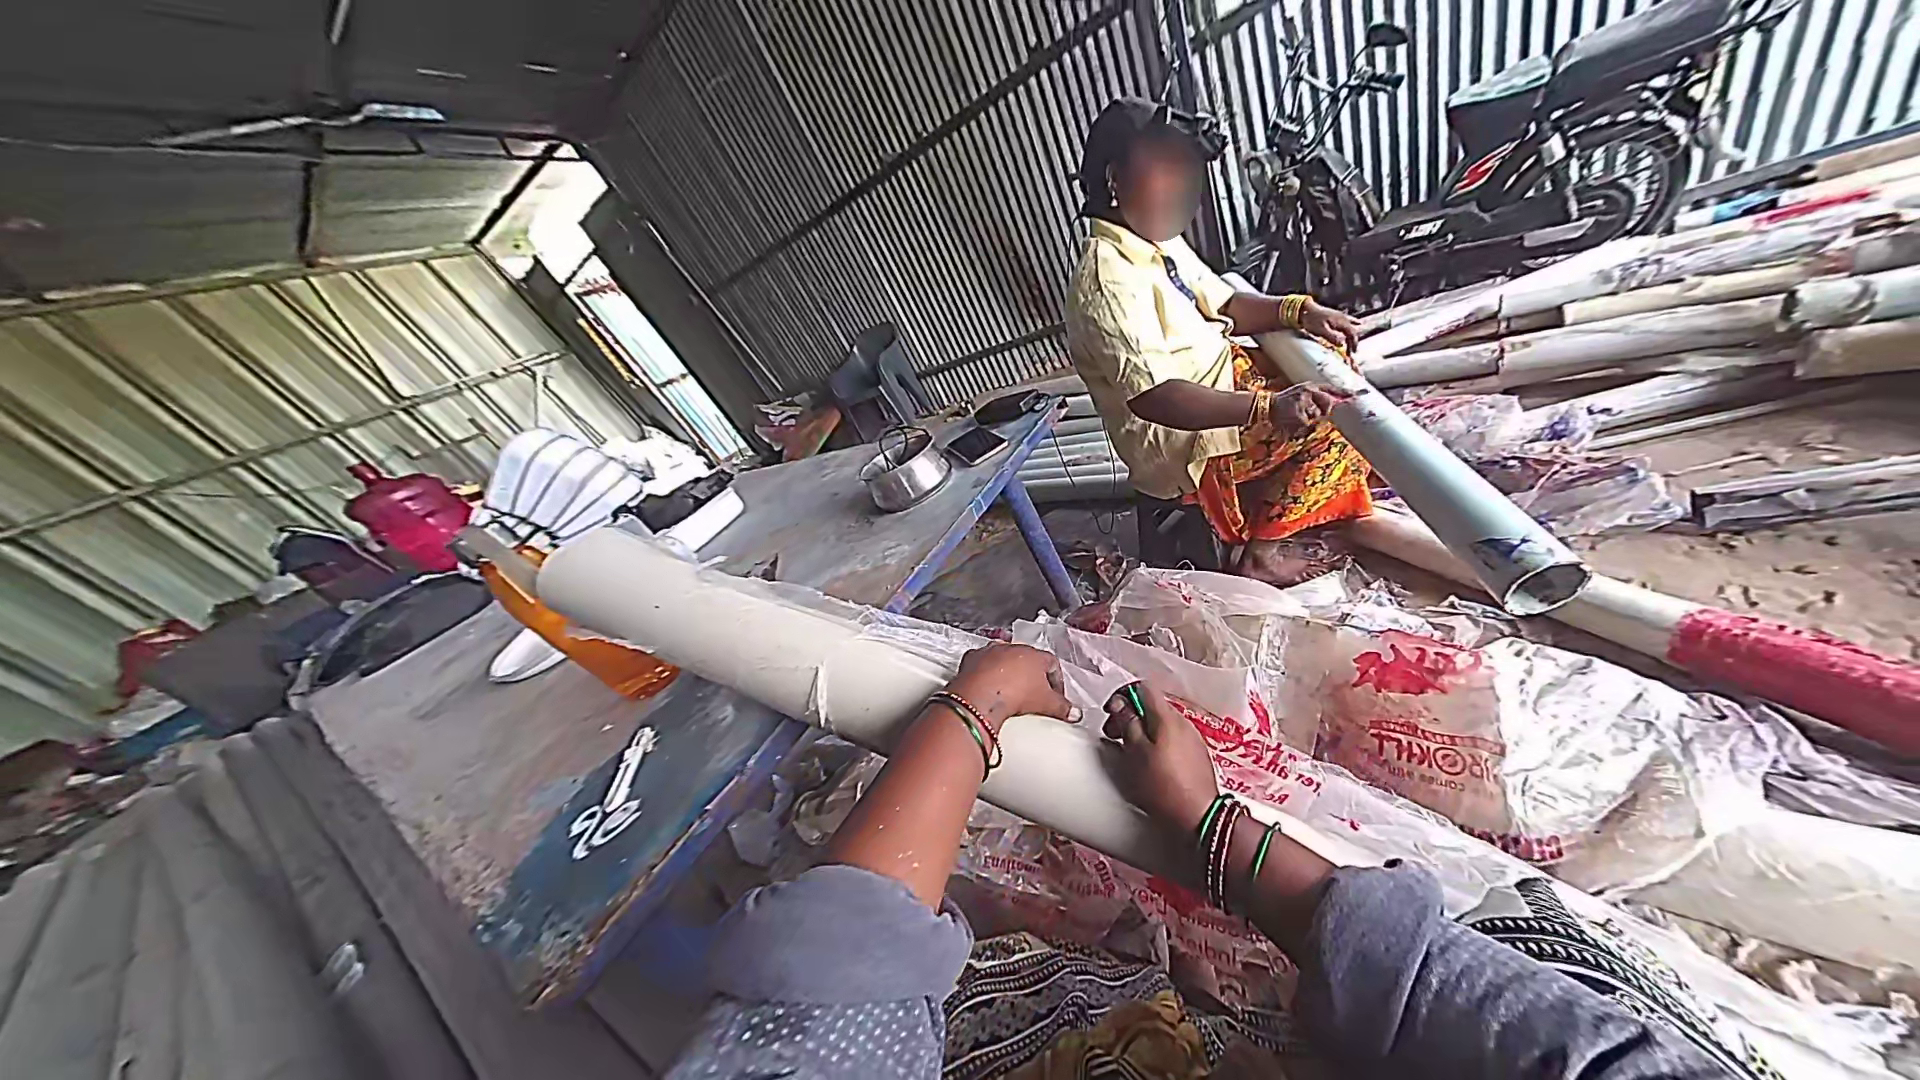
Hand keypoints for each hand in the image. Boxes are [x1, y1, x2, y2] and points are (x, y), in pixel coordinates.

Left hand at [945, 643, 1071, 731]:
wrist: (981, 695)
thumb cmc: (1016, 694)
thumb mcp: (1046, 704)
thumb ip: (1063, 707)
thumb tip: (1075, 714)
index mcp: (1035, 655)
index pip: (1052, 664)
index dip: (1056, 681)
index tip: (1055, 695)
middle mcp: (1013, 647)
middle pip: (1027, 659)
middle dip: (1031, 674)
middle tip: (1032, 693)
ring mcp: (991, 651)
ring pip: (1003, 657)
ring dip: (1007, 670)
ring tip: (1008, 690)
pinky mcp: (972, 658)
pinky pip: (981, 662)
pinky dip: (984, 671)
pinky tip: (986, 685)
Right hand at [1102, 683, 1218, 832]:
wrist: (1199, 819)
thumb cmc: (1165, 788)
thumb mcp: (1135, 753)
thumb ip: (1127, 724)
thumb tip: (1122, 706)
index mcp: (1167, 718)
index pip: (1143, 687)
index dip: (1122, 695)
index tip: (1112, 712)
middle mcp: (1183, 723)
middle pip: (1152, 705)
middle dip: (1130, 715)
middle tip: (1116, 734)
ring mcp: (1193, 739)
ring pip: (1161, 722)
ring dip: (1143, 730)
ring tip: (1131, 752)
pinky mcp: (1197, 755)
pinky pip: (1173, 739)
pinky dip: (1157, 743)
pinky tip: (1150, 763)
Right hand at [1267, 383, 1350, 435]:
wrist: (1265, 406)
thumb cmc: (1283, 402)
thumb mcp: (1299, 394)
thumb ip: (1316, 397)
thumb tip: (1336, 402)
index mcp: (1310, 386)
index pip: (1331, 388)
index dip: (1345, 392)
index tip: (1360, 394)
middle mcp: (1308, 391)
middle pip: (1328, 403)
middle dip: (1323, 410)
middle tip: (1310, 412)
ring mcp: (1303, 402)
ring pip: (1317, 415)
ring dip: (1308, 418)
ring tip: (1294, 414)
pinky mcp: (1299, 413)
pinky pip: (1307, 423)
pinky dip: (1300, 424)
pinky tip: (1291, 419)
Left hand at [1300, 299, 1360, 352]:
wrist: (1306, 309)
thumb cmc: (1312, 320)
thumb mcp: (1321, 331)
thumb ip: (1332, 337)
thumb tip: (1342, 344)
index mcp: (1342, 322)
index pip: (1352, 334)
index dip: (1353, 344)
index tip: (1352, 353)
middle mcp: (1344, 318)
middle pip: (1353, 331)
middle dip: (1353, 342)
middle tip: (1351, 352)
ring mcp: (1341, 316)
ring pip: (1352, 326)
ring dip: (1353, 336)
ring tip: (1353, 344)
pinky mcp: (1336, 316)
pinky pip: (1349, 320)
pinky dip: (1354, 324)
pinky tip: (1358, 323)